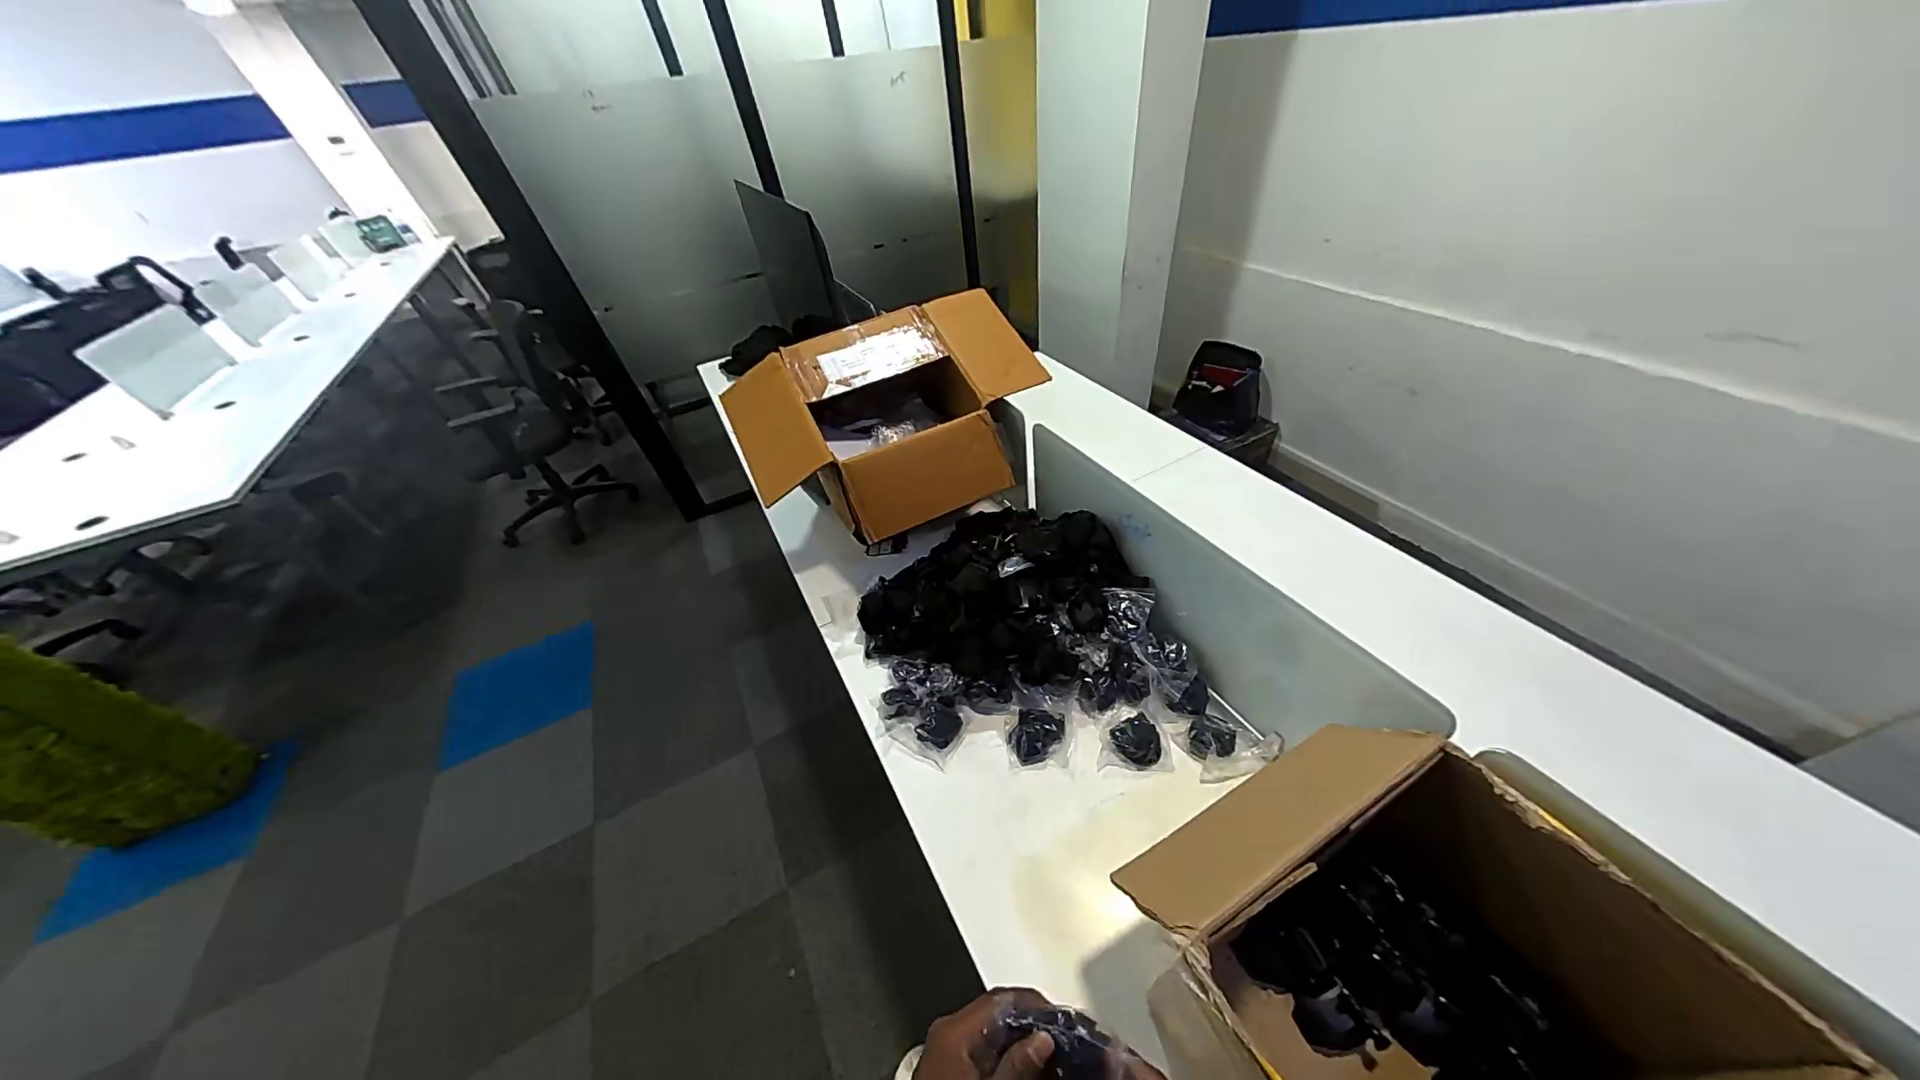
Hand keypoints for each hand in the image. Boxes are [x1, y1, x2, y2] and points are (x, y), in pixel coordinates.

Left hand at [913, 988, 1054, 1079]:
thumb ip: (1018, 1066)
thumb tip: (1043, 1039)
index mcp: (954, 1033)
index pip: (1000, 1000)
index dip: (1034, 1005)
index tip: (1059, 1018)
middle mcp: (947, 1035)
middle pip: (996, 1015)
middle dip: (1030, 1027)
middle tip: (1059, 1041)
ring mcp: (946, 1052)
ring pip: (991, 1034)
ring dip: (1019, 1043)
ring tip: (1048, 1060)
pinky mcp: (949, 1070)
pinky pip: (982, 1051)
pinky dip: (1004, 1058)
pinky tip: (1025, 1073)